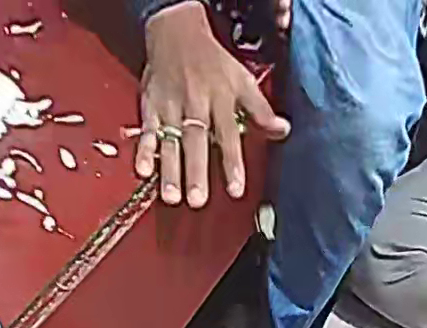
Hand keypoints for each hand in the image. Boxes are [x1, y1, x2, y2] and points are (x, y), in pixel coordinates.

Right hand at [137, 2, 290, 207]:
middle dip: (195, 172)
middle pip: (195, 142)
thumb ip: (260, 110)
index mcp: (219, 98)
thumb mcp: (241, 80)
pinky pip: (147, 130)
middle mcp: (193, 103)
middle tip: (197, 200)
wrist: (175, 28)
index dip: (231, 163)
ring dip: (170, 170)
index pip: (227, 135)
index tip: (235, 190)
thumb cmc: (213, 62)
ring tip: (172, 197)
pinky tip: (144, 171)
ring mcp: (170, 105)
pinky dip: (144, 150)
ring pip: (170, 141)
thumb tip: (282, 130)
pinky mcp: (151, 105)